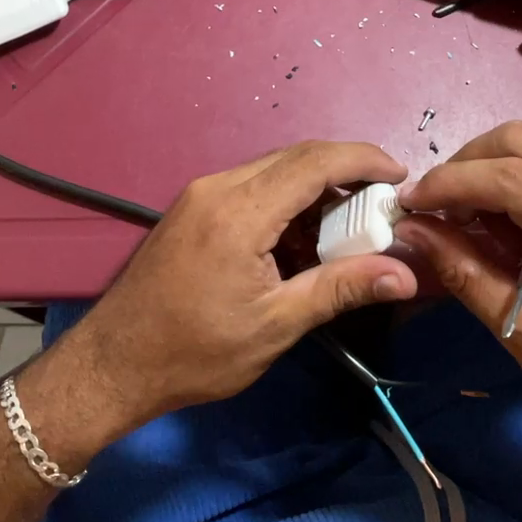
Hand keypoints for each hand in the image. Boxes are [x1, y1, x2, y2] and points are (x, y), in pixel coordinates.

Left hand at [67, 141, 418, 422]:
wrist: (116, 363)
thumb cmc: (196, 352)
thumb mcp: (276, 324)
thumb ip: (340, 288)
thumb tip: (405, 274)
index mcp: (239, 212)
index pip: (314, 162)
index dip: (363, 160)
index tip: (401, 175)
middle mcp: (218, 187)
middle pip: (295, 158)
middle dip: (345, 173)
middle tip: (383, 206)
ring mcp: (201, 194)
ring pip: (273, 170)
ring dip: (315, 189)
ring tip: (349, 228)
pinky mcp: (192, 207)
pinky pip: (251, 187)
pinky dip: (285, 202)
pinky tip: (302, 239)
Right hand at [396, 122, 521, 440]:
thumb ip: (464, 272)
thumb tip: (410, 228)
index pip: (513, 179)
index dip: (451, 182)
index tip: (409, 201)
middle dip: (464, 164)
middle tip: (436, 205)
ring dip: (487, 166)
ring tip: (466, 211)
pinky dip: (515, 173)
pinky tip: (503, 212)